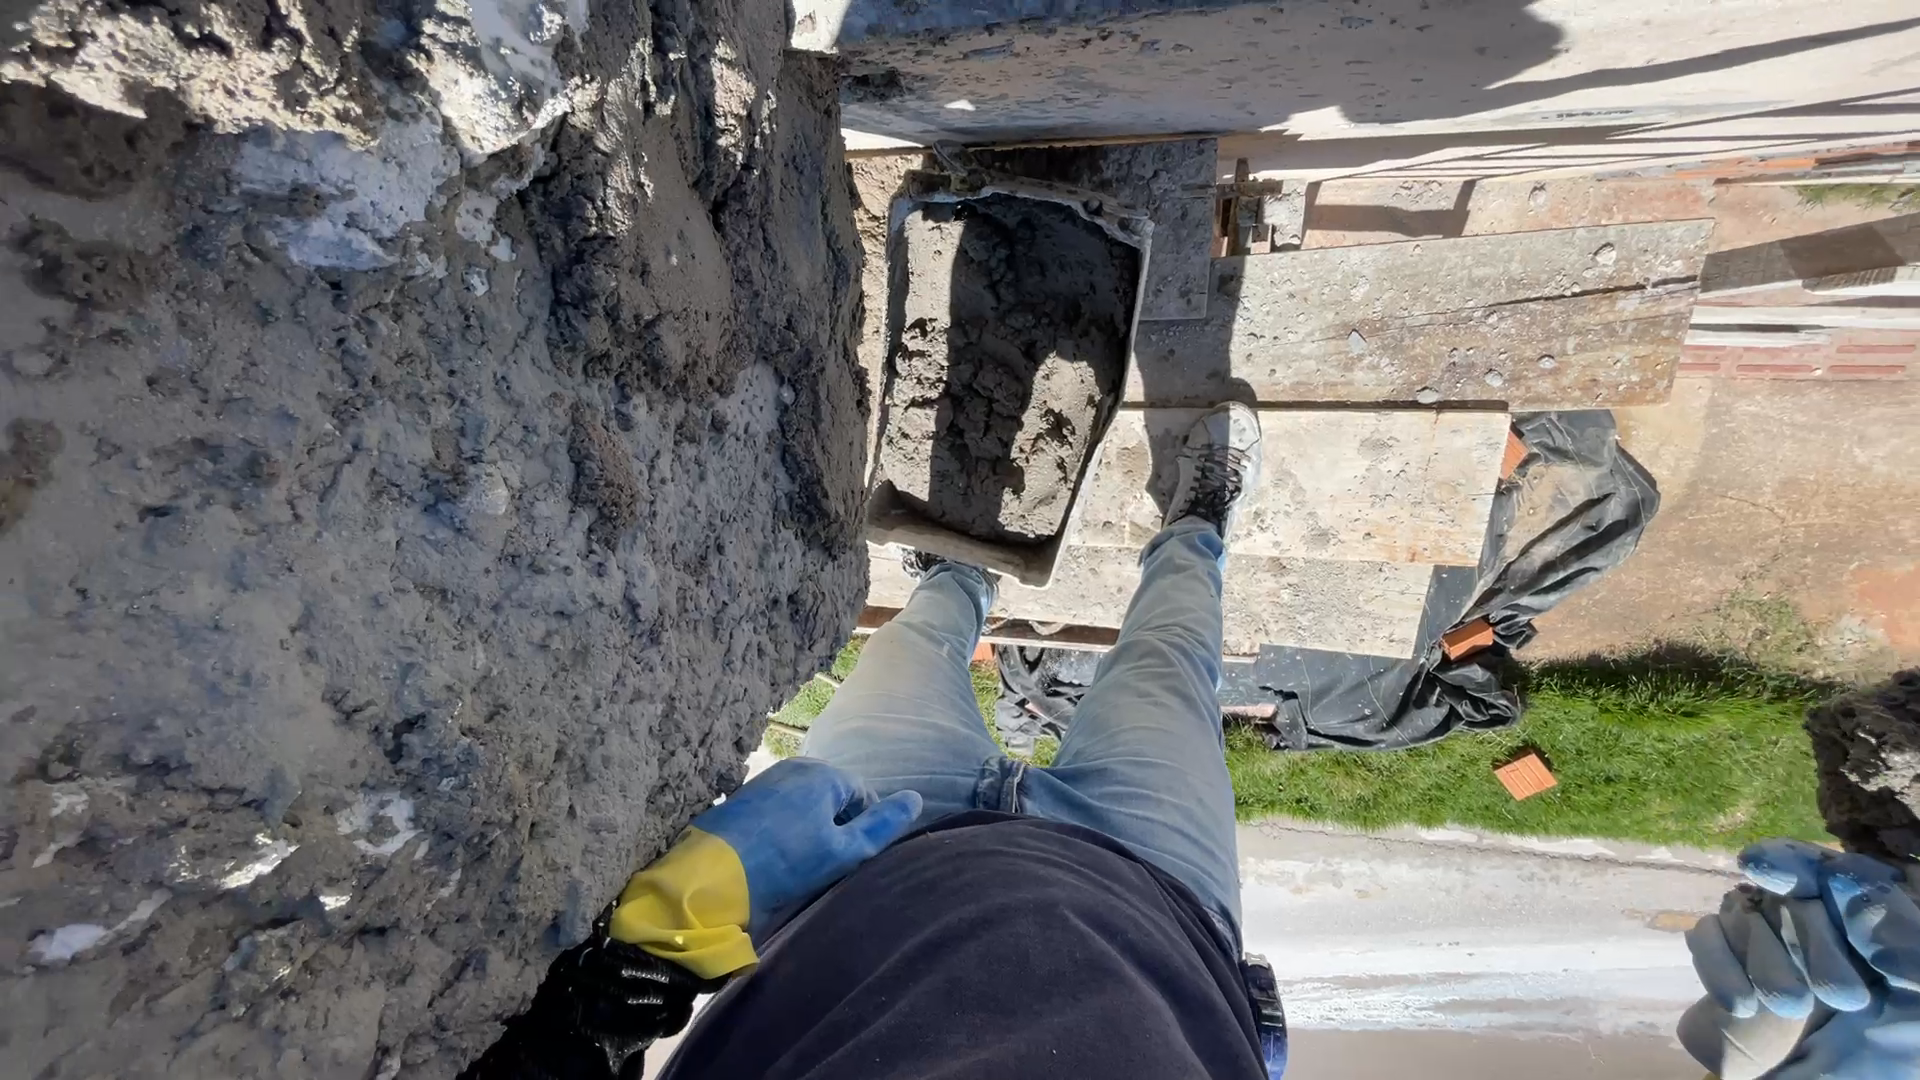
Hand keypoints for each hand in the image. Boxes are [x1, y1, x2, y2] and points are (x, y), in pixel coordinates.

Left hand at [687, 757, 922, 939]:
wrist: (710, 878)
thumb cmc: (784, 864)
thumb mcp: (842, 852)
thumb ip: (881, 826)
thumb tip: (916, 798)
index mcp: (824, 774)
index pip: (863, 794)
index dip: (865, 827)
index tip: (854, 858)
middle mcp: (796, 767)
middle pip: (834, 795)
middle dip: (837, 825)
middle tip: (829, 863)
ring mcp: (767, 780)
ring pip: (806, 802)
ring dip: (811, 827)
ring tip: (802, 863)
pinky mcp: (744, 797)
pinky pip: (781, 808)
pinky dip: (786, 828)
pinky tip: (776, 856)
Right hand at [1685, 838, 1919, 1078]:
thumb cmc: (1889, 1069)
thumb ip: (1900, 940)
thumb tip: (1845, 873)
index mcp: (1885, 939)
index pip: (1839, 872)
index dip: (1798, 862)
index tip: (1767, 871)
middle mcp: (1828, 931)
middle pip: (1790, 892)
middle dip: (1804, 939)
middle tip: (1840, 998)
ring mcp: (1772, 944)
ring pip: (1741, 910)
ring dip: (1762, 959)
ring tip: (1790, 1009)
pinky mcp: (1726, 961)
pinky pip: (1705, 935)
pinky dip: (1717, 967)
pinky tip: (1743, 1006)